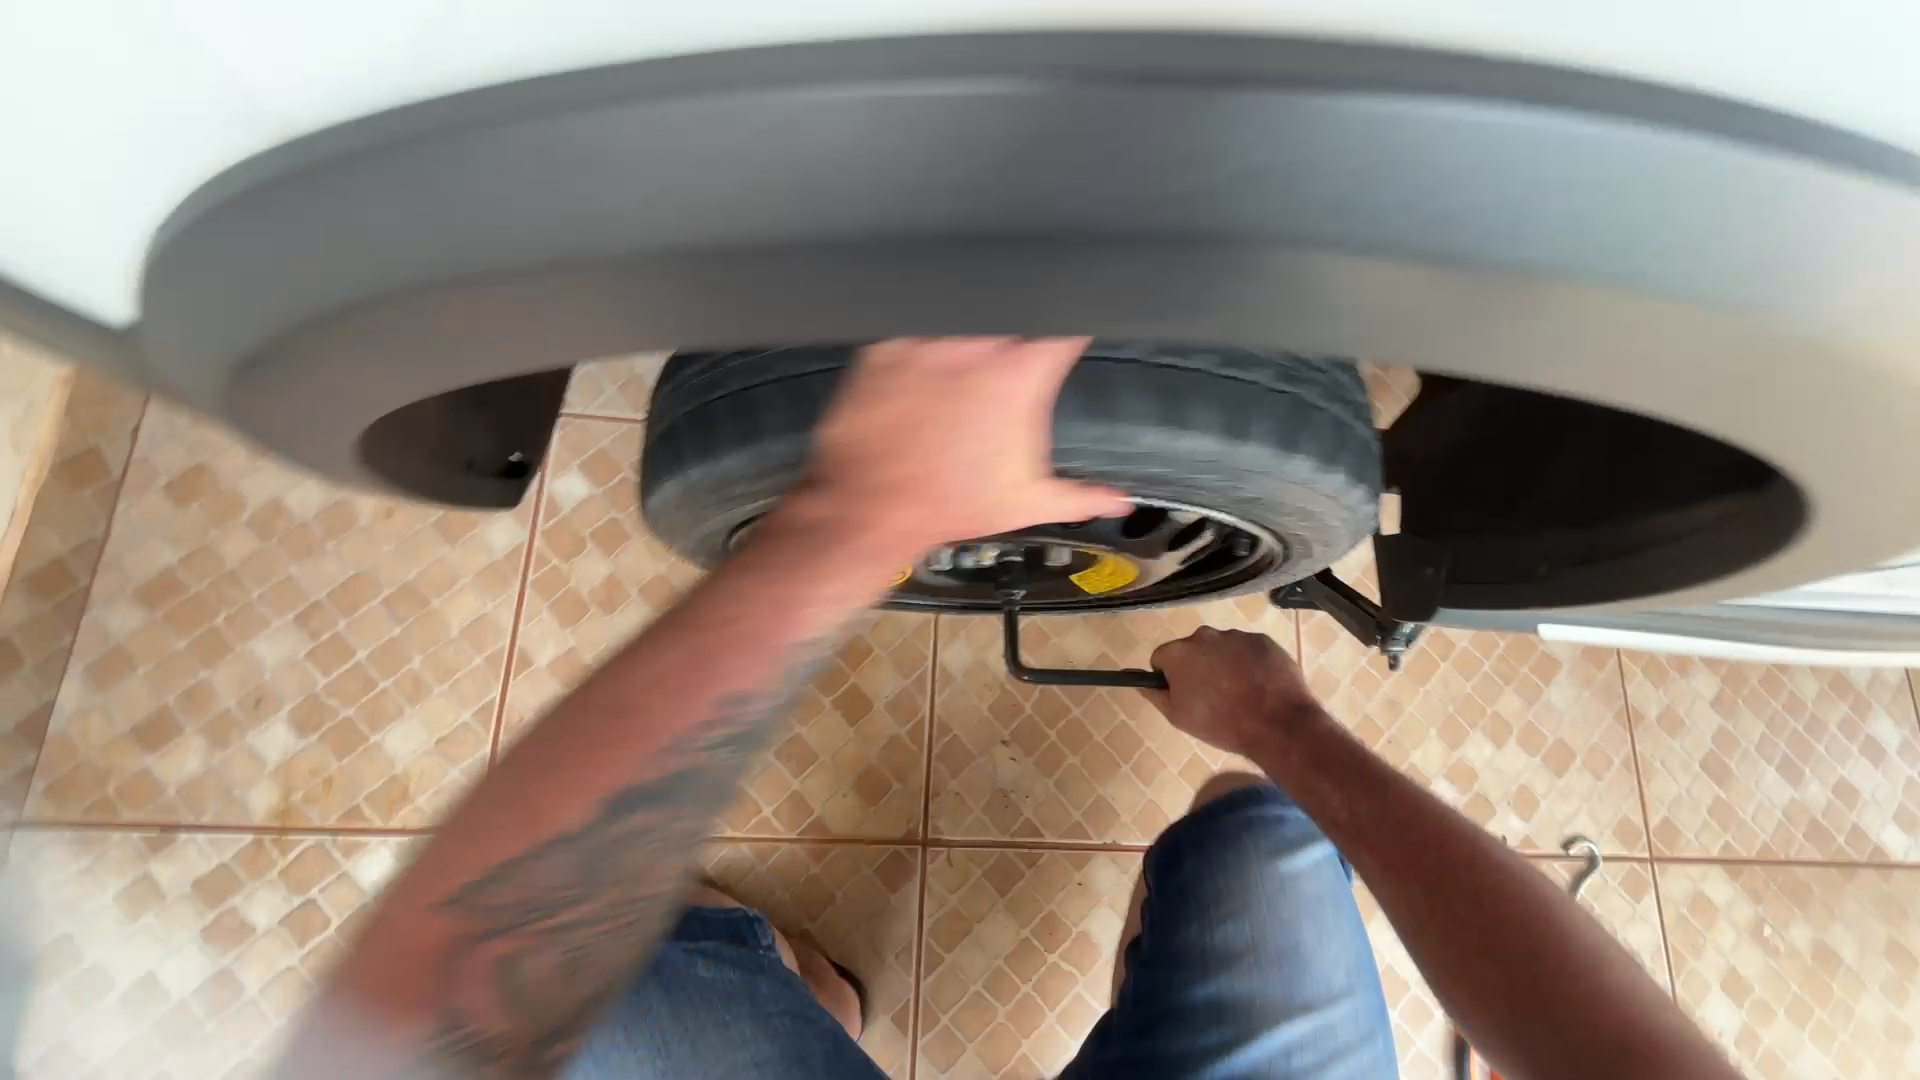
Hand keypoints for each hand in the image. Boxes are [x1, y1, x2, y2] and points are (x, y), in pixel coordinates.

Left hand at [791, 337, 1131, 550]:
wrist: (870, 506)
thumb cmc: (944, 501)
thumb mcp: (1024, 502)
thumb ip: (1081, 495)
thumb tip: (1117, 499)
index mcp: (1021, 374)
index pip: (1065, 322)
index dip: (1071, 319)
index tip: (1069, 327)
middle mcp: (976, 346)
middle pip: (1013, 312)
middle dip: (1016, 332)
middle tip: (1006, 364)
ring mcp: (927, 340)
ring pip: (964, 314)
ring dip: (970, 335)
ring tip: (961, 375)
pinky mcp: (885, 346)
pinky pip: (914, 324)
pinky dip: (925, 341)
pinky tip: (923, 374)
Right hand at [1145, 628, 1325, 758]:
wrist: (1278, 725)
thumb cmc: (1221, 724)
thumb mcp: (1179, 718)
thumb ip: (1157, 696)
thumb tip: (1143, 684)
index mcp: (1178, 652)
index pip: (1162, 658)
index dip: (1168, 678)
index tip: (1183, 694)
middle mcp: (1204, 635)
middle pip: (1192, 650)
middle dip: (1197, 667)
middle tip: (1212, 696)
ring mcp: (1236, 636)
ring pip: (1221, 648)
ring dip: (1223, 664)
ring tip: (1240, 693)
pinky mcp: (1263, 640)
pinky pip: (1247, 650)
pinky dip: (1249, 663)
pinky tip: (1259, 686)